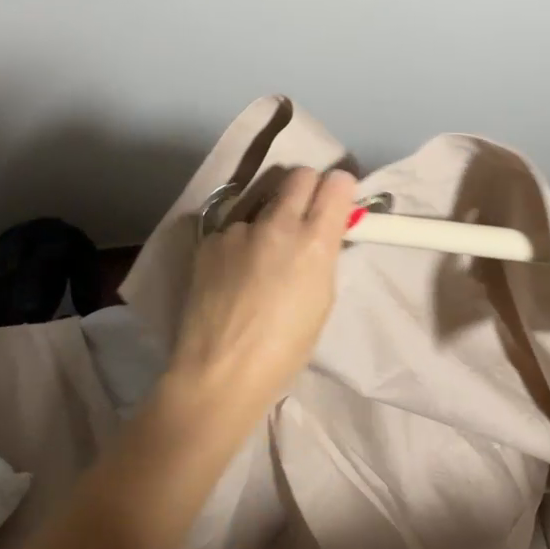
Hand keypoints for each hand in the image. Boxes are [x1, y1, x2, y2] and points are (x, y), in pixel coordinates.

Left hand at [168, 167, 358, 412]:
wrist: (220, 373)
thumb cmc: (285, 350)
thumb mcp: (321, 301)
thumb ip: (323, 257)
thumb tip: (321, 236)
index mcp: (315, 242)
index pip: (336, 183)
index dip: (340, 188)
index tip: (337, 199)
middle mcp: (278, 224)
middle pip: (299, 175)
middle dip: (307, 187)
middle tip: (305, 211)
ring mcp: (238, 229)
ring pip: (262, 201)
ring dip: (269, 216)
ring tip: (261, 253)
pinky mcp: (209, 241)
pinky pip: (233, 228)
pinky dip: (239, 241)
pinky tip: (233, 272)